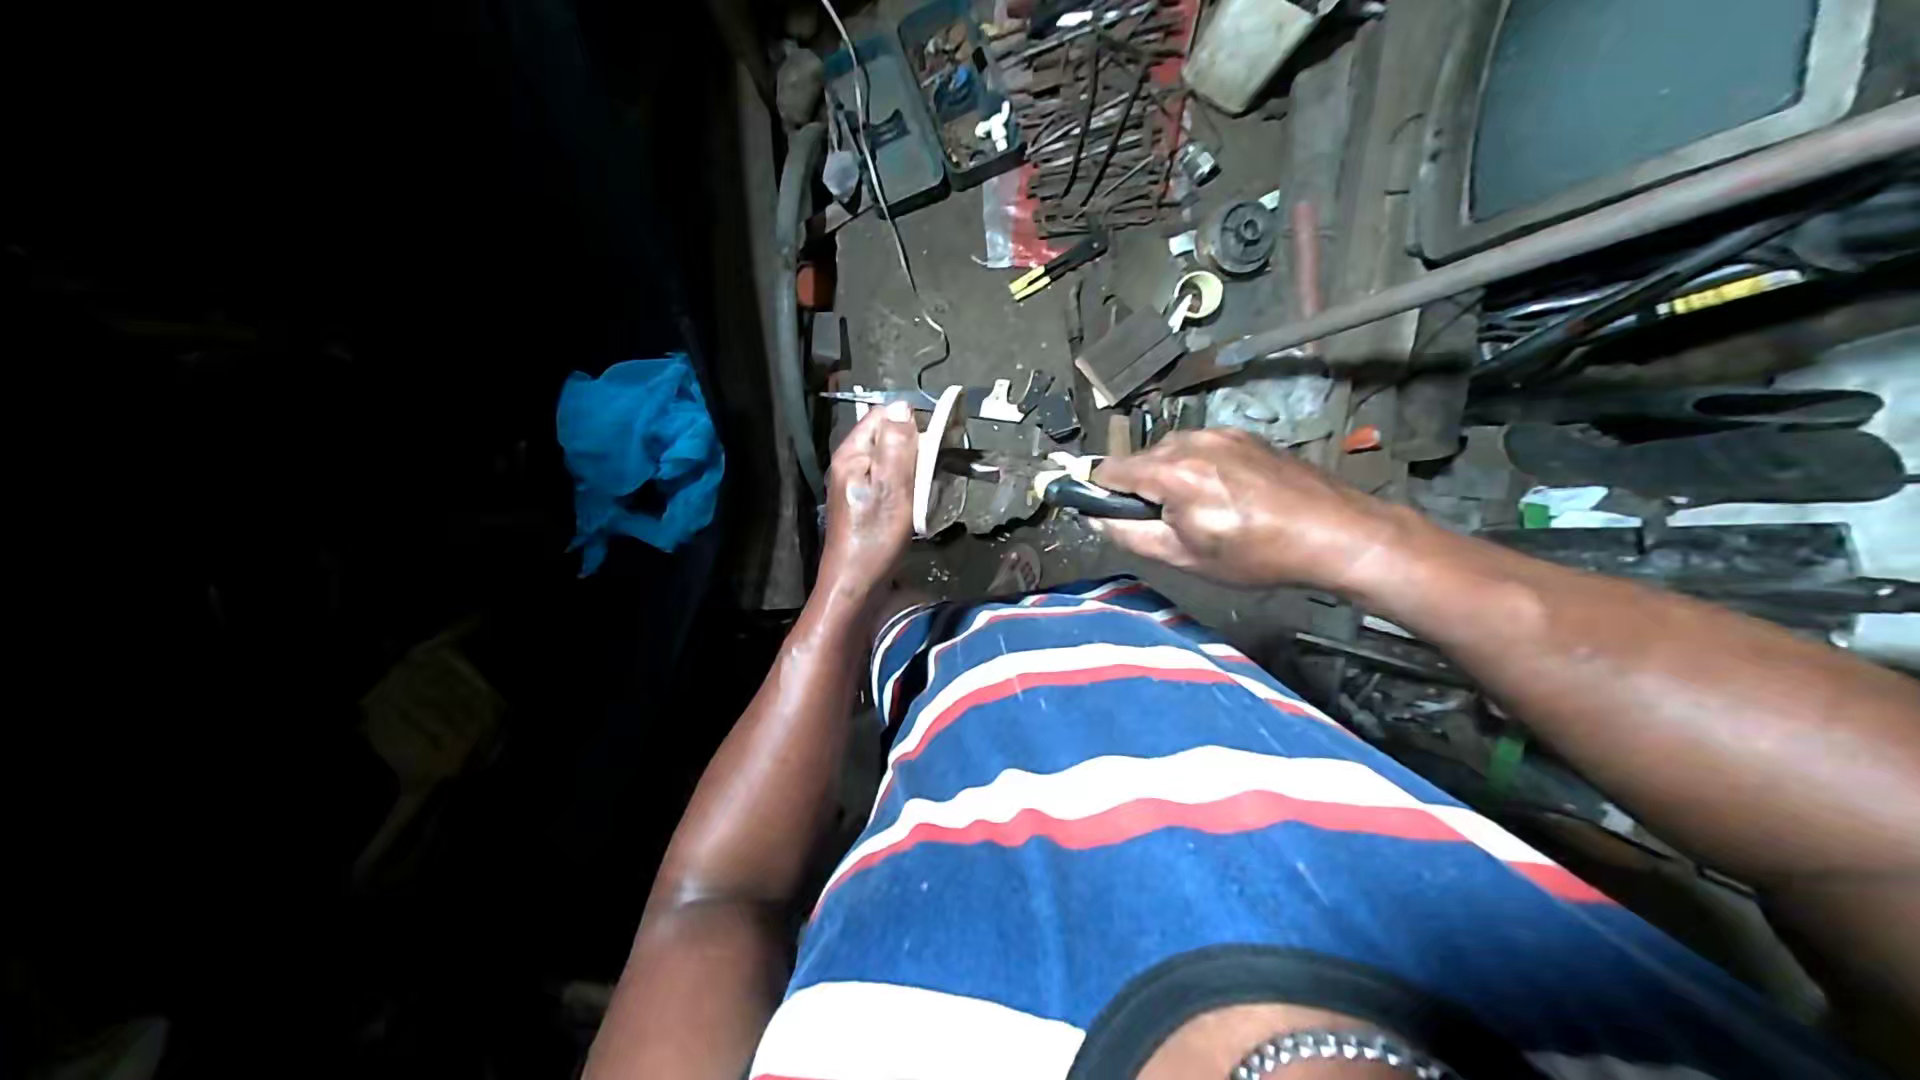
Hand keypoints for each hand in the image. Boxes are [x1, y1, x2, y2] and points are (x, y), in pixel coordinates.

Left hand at [818, 401, 918, 598]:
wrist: (856, 585)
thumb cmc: (875, 537)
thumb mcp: (891, 486)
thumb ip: (897, 445)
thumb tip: (903, 406)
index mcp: (852, 453)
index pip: (883, 415)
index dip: (912, 421)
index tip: (935, 442)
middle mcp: (850, 464)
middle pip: (889, 438)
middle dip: (916, 447)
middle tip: (933, 470)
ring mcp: (856, 485)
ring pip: (893, 461)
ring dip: (914, 469)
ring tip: (928, 488)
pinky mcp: (865, 504)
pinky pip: (891, 482)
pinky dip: (908, 487)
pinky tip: (916, 504)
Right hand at [1092, 429, 1412, 590]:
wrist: (1334, 532)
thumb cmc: (1258, 553)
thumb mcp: (1184, 556)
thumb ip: (1129, 534)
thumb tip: (1094, 519)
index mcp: (1172, 470)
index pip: (1108, 469)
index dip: (1097, 492)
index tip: (1102, 512)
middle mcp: (1192, 440)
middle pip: (1139, 460)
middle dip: (1139, 489)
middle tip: (1165, 525)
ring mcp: (1221, 434)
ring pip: (1169, 453)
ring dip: (1167, 479)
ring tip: (1200, 513)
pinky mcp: (1243, 435)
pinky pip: (1199, 449)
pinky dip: (1196, 469)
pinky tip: (1223, 497)